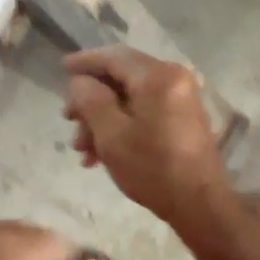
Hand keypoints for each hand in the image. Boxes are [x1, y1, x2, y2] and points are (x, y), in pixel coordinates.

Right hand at [63, 46, 229, 224]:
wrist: (198, 203)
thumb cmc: (152, 167)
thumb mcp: (111, 134)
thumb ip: (91, 101)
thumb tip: (81, 82)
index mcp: (157, 77)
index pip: (114, 57)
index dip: (84, 62)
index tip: (61, 68)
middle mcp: (173, 79)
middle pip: (121, 78)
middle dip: (90, 100)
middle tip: (68, 120)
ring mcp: (180, 100)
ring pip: (130, 99)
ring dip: (102, 120)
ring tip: (81, 149)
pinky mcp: (182, 120)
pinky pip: (144, 113)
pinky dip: (120, 127)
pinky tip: (100, 154)